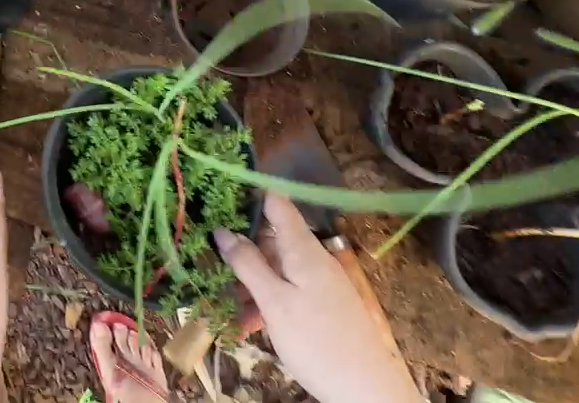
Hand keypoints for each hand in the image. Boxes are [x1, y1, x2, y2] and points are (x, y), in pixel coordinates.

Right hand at [215, 191, 420, 402]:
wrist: (369, 394)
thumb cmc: (318, 341)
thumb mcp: (274, 302)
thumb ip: (247, 263)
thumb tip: (222, 230)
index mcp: (301, 247)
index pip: (275, 202)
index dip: (247, 196)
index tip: (216, 202)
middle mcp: (311, 257)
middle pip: (270, 236)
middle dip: (240, 247)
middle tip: (208, 263)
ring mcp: (317, 282)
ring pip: (275, 267)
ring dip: (249, 279)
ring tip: (222, 302)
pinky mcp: (321, 305)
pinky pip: (286, 290)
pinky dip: (265, 299)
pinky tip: (246, 322)